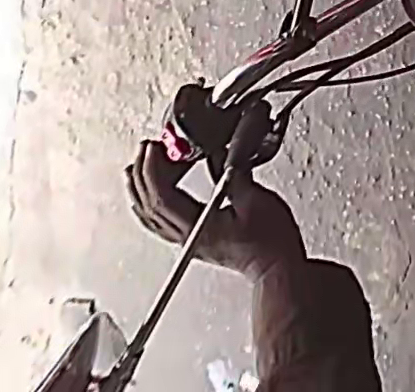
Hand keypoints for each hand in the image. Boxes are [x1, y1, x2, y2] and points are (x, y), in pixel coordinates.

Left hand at [127, 141, 305, 280]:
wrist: (276, 265)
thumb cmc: (269, 240)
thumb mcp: (254, 198)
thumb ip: (234, 174)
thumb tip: (223, 152)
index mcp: (198, 227)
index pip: (163, 198)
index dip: (154, 170)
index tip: (153, 148)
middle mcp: (188, 237)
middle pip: (150, 207)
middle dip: (142, 175)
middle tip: (144, 149)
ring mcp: (189, 241)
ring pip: (151, 217)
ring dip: (141, 190)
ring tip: (138, 168)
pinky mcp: (195, 239)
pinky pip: (161, 222)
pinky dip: (150, 205)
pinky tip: (152, 197)